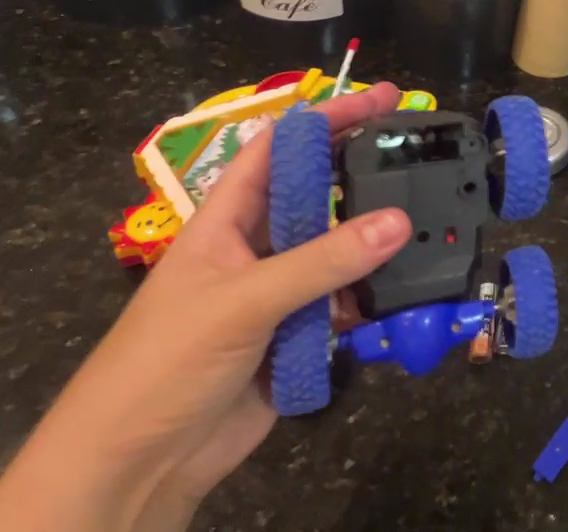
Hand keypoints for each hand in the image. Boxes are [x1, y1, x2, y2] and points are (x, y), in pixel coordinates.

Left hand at [0, 83, 410, 531]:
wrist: (135, 468)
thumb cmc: (164, 366)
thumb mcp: (242, 302)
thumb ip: (323, 261)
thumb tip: (401, 220)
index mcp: (226, 223)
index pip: (279, 151)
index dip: (326, 119)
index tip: (381, 99)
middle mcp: (257, 249)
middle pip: (320, 195)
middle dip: (364, 172)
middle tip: (422, 152)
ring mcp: (280, 293)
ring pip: (341, 249)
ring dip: (379, 238)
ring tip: (432, 218)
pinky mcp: (300, 334)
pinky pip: (349, 301)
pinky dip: (377, 294)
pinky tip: (409, 288)